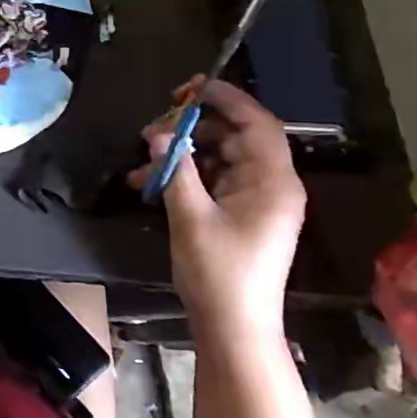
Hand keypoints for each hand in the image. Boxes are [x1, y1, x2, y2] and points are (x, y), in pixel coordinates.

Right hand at [129, 76, 305, 337]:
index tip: (190, 87)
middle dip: (192, 130)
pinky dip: (187, 178)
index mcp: (273, 182)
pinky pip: (215, 183)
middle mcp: (271, 186)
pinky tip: (151, 183)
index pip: (256, 123)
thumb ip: (175, 171)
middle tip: (153, 127)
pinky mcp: (241, 217)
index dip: (226, 99)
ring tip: (143, 161)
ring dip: (183, 157)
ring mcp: (256, 202)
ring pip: (220, 161)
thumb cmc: (219, 275)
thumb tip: (157, 134)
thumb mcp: (191, 218)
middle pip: (235, 139)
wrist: (234, 330)